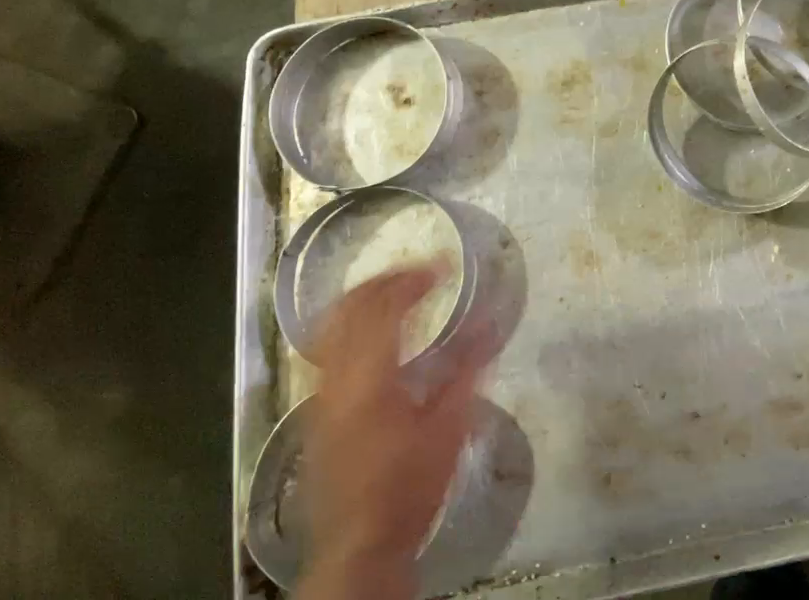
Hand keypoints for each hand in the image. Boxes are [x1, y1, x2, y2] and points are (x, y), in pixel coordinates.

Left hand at [302, 267, 484, 599]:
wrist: (361, 541)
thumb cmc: (412, 486)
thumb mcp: (451, 428)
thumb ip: (470, 368)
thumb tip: (491, 320)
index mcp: (370, 378)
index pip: (385, 308)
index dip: (413, 279)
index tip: (443, 266)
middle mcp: (336, 378)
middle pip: (347, 308)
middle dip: (382, 280)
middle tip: (418, 271)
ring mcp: (319, 393)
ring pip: (328, 326)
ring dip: (361, 299)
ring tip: (395, 291)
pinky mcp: (316, 409)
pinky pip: (325, 348)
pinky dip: (348, 324)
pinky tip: (373, 333)